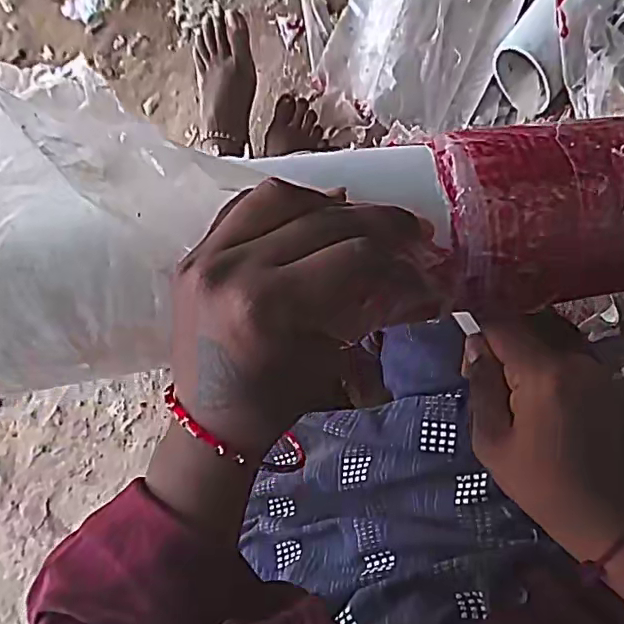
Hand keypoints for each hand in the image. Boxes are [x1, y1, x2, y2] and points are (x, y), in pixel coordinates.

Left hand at [170, 178, 438, 452]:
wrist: (211, 424)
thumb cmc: (272, 406)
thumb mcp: (329, 363)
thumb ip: (371, 314)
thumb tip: (423, 285)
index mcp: (267, 306)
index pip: (352, 259)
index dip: (400, 265)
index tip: (427, 273)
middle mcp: (232, 269)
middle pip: (324, 222)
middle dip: (382, 227)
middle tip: (417, 235)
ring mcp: (206, 257)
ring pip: (281, 198)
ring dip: (333, 205)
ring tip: (366, 220)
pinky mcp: (195, 255)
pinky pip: (245, 208)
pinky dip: (287, 206)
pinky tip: (316, 212)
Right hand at [462, 316, 623, 561]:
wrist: (603, 512)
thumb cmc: (539, 484)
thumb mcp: (492, 441)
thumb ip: (482, 387)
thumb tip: (475, 345)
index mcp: (543, 373)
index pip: (503, 325)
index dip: (478, 330)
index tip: (467, 354)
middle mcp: (576, 359)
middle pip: (531, 324)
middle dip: (504, 340)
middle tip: (487, 376)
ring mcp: (599, 367)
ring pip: (554, 336)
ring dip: (529, 350)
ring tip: (514, 388)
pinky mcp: (610, 380)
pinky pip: (572, 355)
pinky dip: (550, 362)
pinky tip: (541, 397)